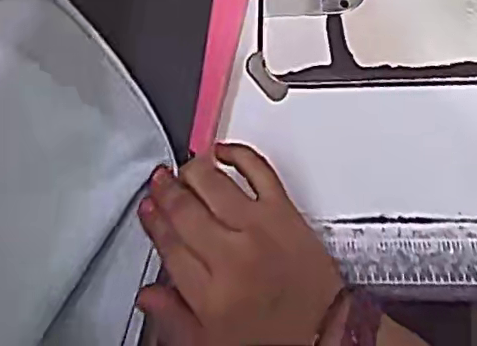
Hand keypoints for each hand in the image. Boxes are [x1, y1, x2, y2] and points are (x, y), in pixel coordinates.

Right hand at [137, 144, 343, 345]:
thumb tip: (148, 295)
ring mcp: (259, 227)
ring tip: (186, 166)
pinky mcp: (284, 209)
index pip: (169, 246)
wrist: (328, 336)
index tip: (147, 208)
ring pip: (214, 183)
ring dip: (194, 169)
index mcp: (212, 296)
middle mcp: (232, 256)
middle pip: (185, 210)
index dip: (153, 222)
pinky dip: (236, 152)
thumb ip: (176, 319)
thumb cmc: (276, 342)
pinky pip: (257, 168)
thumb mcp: (214, 345)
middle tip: (160, 180)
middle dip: (166, 190)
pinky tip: (222, 151)